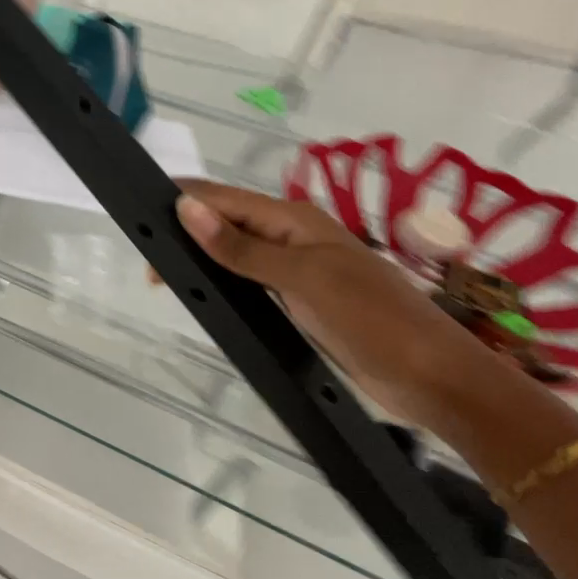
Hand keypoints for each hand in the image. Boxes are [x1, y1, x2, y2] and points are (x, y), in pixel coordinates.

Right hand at [173, 179, 511, 428]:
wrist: (438, 381)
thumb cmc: (373, 320)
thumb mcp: (301, 279)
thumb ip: (239, 247)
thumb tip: (183, 207)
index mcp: (292, 218)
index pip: (217, 196)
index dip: (177, 203)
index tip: (139, 223)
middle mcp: (290, 235)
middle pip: (221, 220)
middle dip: (181, 231)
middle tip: (148, 270)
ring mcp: (294, 267)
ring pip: (230, 249)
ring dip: (198, 256)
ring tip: (161, 279)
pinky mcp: (297, 297)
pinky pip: (245, 278)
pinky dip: (219, 279)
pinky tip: (202, 293)